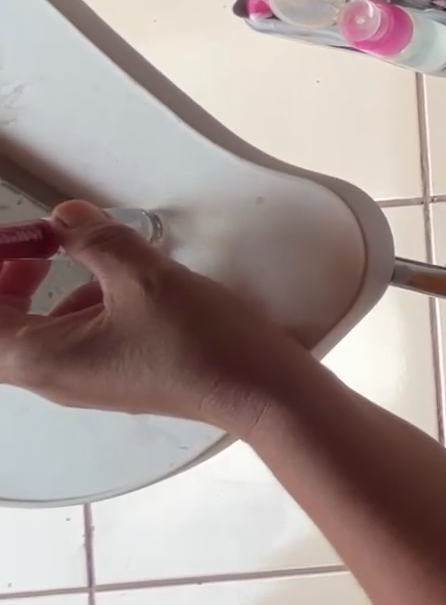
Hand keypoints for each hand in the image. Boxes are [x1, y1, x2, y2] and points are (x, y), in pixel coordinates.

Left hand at [0, 201, 315, 433]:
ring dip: (70, 293)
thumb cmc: (200, 341)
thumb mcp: (151, 280)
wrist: (261, 388)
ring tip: (125, 271)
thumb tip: (67, 216)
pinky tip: (152, 299)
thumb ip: (101, 243)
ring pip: (52, 328)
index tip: (31, 239)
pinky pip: (88, 340)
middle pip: (5, 323)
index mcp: (33, 356)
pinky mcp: (124, 380)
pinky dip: (102, 311)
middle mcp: (48, 375)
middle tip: (51, 246)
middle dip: (18, 279)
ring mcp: (88, 381)